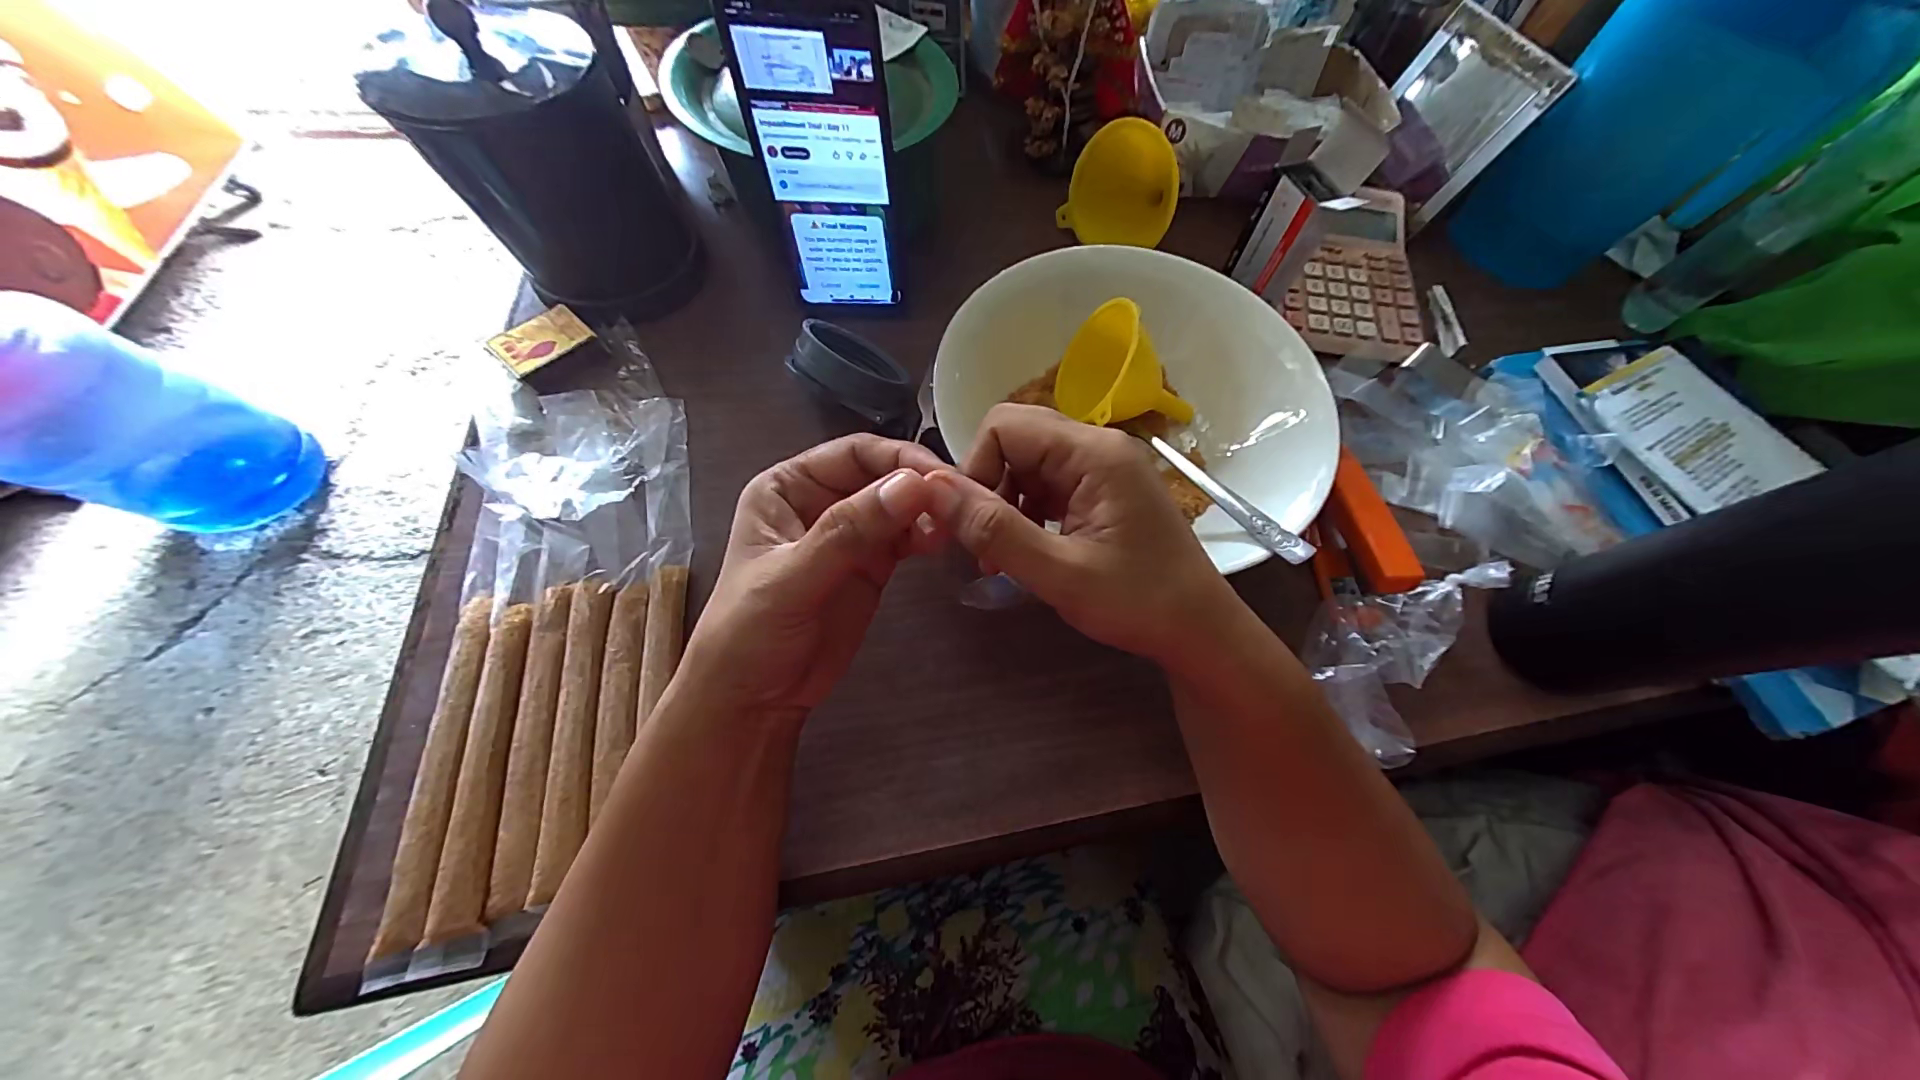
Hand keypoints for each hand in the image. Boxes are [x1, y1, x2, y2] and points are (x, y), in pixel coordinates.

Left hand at [674, 434, 943, 723]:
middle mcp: (821, 502)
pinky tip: (943, 543)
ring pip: (900, 507)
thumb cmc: (749, 633)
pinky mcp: (871, 567)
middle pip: (883, 476)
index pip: (854, 453)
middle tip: (958, 501)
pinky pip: (906, 539)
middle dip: (919, 485)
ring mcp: (849, 535)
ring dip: (928, 512)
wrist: (753, 700)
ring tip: (953, 527)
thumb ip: (847, 532)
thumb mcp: (791, 578)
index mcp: (789, 487)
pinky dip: (926, 537)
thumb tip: (912, 486)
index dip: (898, 459)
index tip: (939, 476)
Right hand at [924, 404, 1237, 665]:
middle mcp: (1097, 447)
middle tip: (984, 542)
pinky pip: (1046, 485)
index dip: (974, 467)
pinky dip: (1025, 512)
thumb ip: (995, 529)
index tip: (971, 522)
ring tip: (1003, 556)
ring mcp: (1102, 468)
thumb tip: (933, 488)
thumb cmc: (1138, 602)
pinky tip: (1028, 550)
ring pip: (1025, 464)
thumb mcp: (1059, 572)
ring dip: (1003, 503)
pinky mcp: (1101, 491)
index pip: (1004, 425)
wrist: (1199, 630)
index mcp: (1093, 453)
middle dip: (987, 487)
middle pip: (1014, 439)